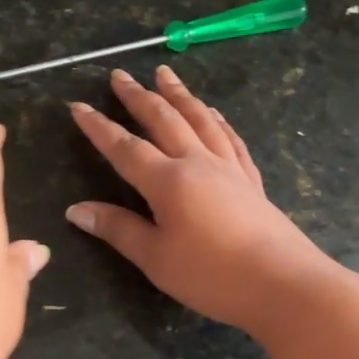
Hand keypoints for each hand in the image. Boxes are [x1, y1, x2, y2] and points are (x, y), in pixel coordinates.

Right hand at [68, 66, 341, 332]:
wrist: (282, 283)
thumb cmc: (212, 275)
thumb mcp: (156, 259)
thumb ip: (118, 229)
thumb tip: (76, 210)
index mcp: (168, 181)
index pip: (125, 148)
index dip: (99, 128)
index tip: (77, 107)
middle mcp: (198, 163)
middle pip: (164, 120)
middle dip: (139, 96)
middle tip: (120, 75)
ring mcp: (229, 168)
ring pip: (200, 119)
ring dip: (179, 95)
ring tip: (166, 74)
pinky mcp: (251, 180)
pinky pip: (230, 138)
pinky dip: (218, 120)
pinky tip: (214, 113)